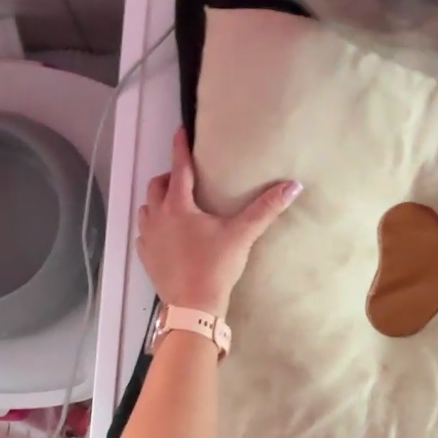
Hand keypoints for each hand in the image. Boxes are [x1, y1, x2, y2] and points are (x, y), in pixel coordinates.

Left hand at [136, 129, 301, 317]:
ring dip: (157, 201)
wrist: (193, 306)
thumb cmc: (216, 267)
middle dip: (169, 177)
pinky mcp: (146, 257)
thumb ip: (266, 208)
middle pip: (157, 186)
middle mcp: (158, 217)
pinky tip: (164, 233)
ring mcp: (148, 238)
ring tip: (173, 204)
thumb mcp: (242, 235)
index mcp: (179, 206)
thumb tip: (293, 186)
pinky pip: (143, 233)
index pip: (179, 168)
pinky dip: (152, 226)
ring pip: (146, 208)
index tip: (180, 132)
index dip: (180, 148)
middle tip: (184, 177)